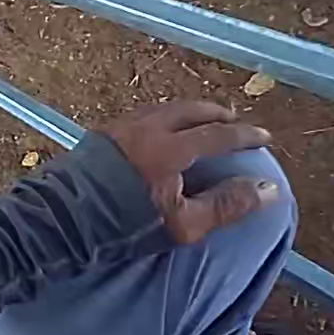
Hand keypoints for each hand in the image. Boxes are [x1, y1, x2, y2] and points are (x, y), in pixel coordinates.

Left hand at [102, 101, 279, 243]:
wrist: (64, 218)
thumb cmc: (126, 225)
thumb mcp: (183, 224)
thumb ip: (227, 205)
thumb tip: (269, 190)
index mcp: (171, 147)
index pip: (218, 134)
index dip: (245, 135)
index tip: (264, 137)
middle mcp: (149, 127)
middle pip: (192, 110)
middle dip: (217, 114)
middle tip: (234, 122)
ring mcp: (124, 126)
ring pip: (166, 109)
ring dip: (190, 113)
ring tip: (203, 122)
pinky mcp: (105, 132)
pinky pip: (146, 114)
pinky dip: (166, 117)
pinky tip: (165, 129)